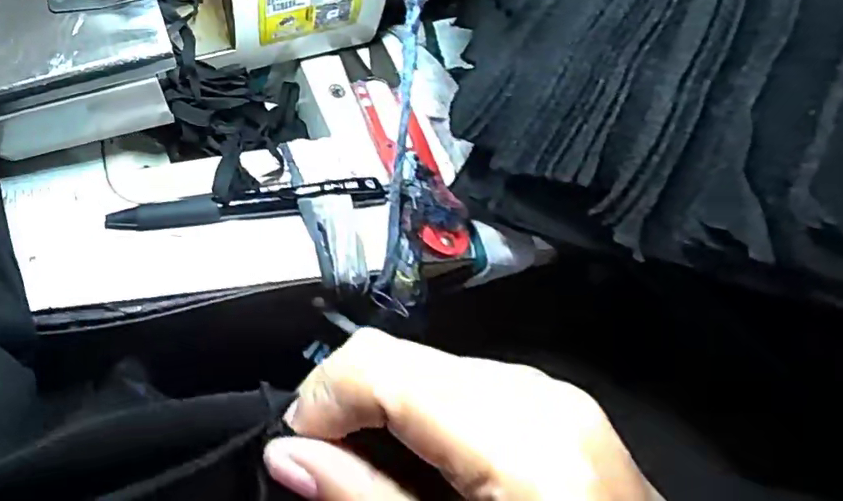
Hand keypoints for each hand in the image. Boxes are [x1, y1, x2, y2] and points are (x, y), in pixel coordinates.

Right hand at [263, 328, 659, 500]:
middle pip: (389, 356)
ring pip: (412, 362)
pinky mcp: (556, 410)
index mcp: (529, 442)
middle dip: (341, 402)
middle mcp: (542, 401)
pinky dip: (414, 410)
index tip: (294, 444)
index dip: (318, 399)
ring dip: (374, 405)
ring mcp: (555, 400)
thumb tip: (286, 455)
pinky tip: (415, 459)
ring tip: (367, 466)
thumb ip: (366, 500)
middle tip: (323, 460)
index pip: (376, 367)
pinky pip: (450, 380)